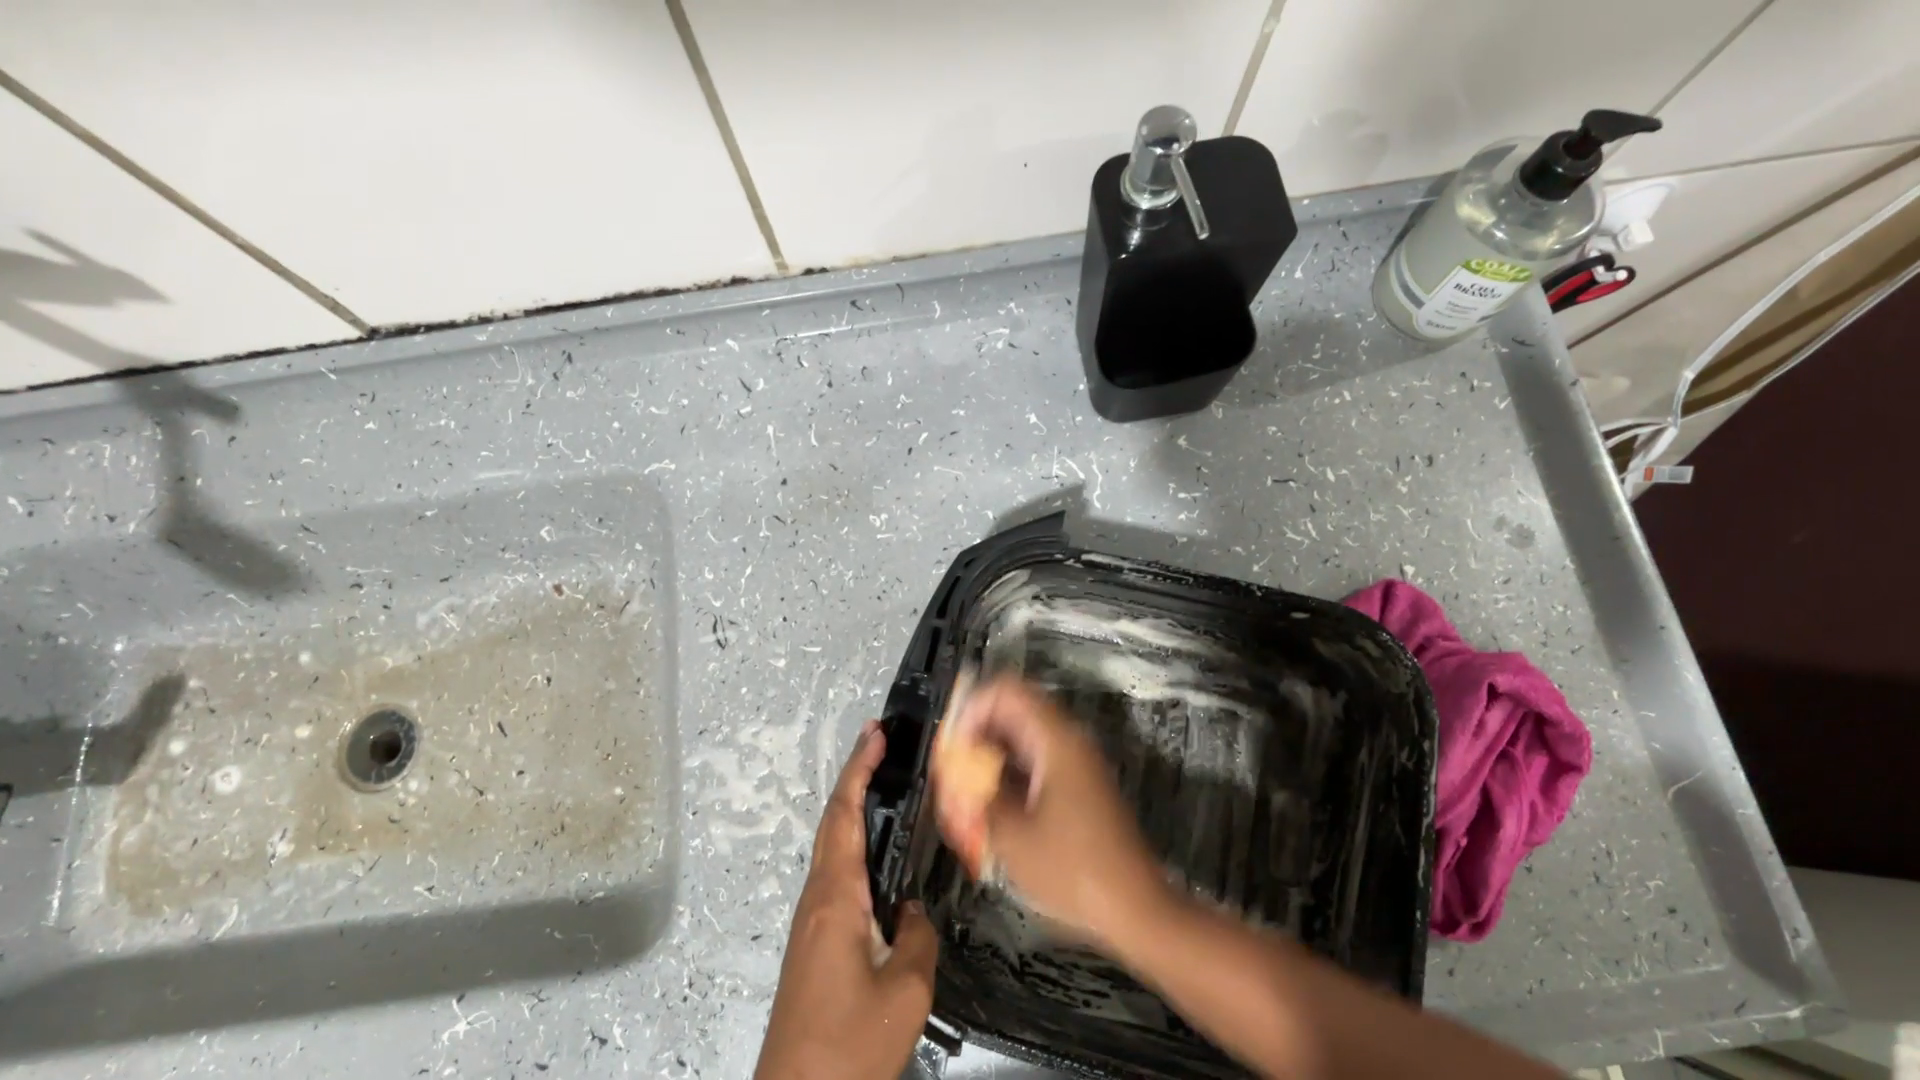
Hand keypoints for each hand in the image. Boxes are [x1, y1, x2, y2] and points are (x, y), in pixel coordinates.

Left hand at [755, 721, 938, 1079]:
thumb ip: (917, 938)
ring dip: (853, 812)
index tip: (875, 735)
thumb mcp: (905, 991)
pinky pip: (835, 877)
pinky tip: (878, 860)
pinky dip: (853, 848)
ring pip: (831, 850)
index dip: (859, 770)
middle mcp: (816, 902)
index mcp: (836, 900)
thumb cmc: (848, 1043)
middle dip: (855, 779)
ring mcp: (811, 923)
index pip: (844, 816)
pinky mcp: (813, 944)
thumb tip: (914, 913)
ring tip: (884, 790)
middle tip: (880, 747)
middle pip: (832, 824)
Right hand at [938, 677, 1170, 949]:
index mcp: (1055, 742)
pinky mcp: (1079, 788)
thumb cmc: (1072, 872)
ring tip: (965, 800)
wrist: (1135, 909)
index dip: (970, 710)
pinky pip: (1035, 764)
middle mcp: (1069, 743)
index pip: (1005, 692)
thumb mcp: (1011, 836)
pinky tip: (991, 814)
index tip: (951, 748)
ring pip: (1021, 742)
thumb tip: (957, 768)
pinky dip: (1009, 778)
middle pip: (1012, 714)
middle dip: (975, 738)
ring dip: (989, 761)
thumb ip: (978, 792)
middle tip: (952, 776)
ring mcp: (1077, 765)